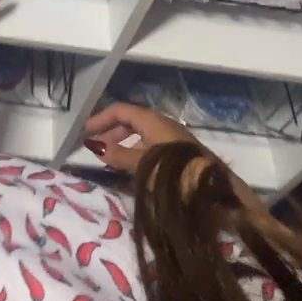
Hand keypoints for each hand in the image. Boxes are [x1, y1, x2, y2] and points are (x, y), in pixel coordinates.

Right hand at [82, 102, 198, 172]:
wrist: (216, 190)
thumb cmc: (177, 170)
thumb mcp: (144, 163)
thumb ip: (119, 155)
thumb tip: (95, 146)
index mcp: (152, 119)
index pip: (120, 111)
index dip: (101, 119)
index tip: (85, 132)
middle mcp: (161, 124)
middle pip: (129, 122)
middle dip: (110, 133)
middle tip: (95, 149)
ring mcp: (170, 139)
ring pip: (139, 136)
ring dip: (122, 146)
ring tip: (109, 162)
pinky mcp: (177, 155)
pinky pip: (148, 148)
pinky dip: (135, 155)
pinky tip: (131, 172)